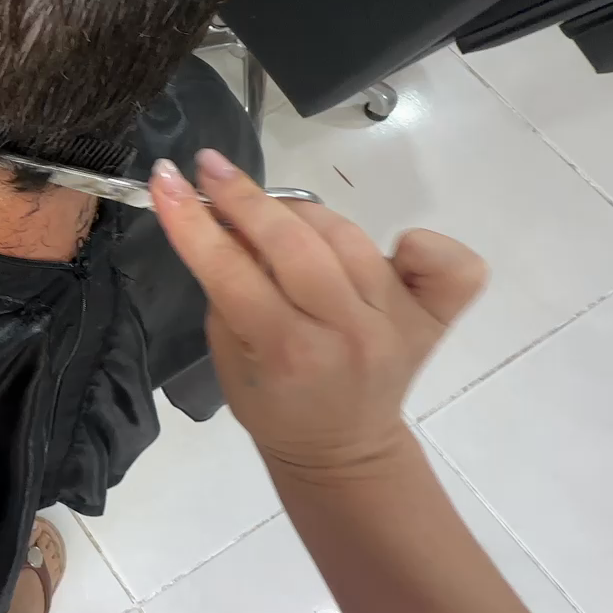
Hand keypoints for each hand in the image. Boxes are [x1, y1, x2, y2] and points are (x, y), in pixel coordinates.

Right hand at [150, 149, 486, 481]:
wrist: (338, 445)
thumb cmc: (266, 399)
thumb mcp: (226, 350)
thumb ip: (228, 289)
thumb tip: (222, 225)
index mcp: (286, 348)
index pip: (229, 270)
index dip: (191, 220)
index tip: (165, 178)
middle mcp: (347, 330)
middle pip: (294, 243)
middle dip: (243, 197)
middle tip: (209, 167)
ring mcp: (398, 321)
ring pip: (347, 237)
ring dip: (298, 212)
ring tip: (268, 213)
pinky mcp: (437, 317)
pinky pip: (446, 264)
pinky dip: (417, 244)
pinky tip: (388, 243)